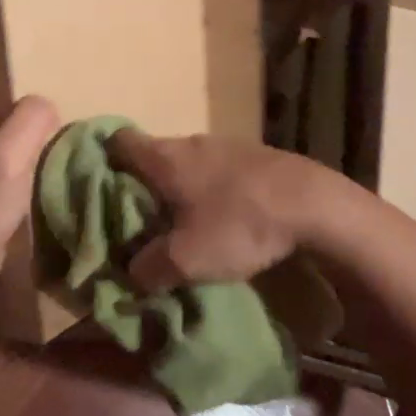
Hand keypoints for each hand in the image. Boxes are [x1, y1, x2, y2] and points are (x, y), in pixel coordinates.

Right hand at [109, 129, 338, 292]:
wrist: (318, 207)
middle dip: (143, 185)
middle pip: (153, 156)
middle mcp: (191, 142)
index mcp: (164, 157)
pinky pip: (222, 172)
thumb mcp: (184, 260)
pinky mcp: (261, 158)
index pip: (117, 142)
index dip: (102, 160)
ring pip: (190, 164)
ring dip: (183, 189)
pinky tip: (227, 220)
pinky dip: (215, 192)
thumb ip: (148, 267)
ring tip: (184, 224)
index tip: (97, 187)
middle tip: (140, 220)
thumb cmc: (238, 225)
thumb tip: (132, 273)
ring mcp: (229, 146)